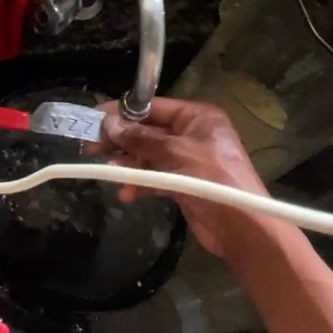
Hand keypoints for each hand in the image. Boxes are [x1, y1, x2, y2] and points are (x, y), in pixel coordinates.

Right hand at [100, 98, 272, 258]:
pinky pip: (155, 176)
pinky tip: (128, 193)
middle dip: (121, 140)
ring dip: (128, 164)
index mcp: (197, 117)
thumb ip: (139, 138)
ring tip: (108, 172)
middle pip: (147, 131)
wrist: (242, 226)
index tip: (94, 118)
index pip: (152, 107)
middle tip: (91, 147)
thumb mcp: (174, 152)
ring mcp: (187, 160)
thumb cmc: (212, 178)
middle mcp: (192, 134)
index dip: (122, 112)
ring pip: (148, 155)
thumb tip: (108, 123)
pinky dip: (140, 183)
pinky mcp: (183, 183)